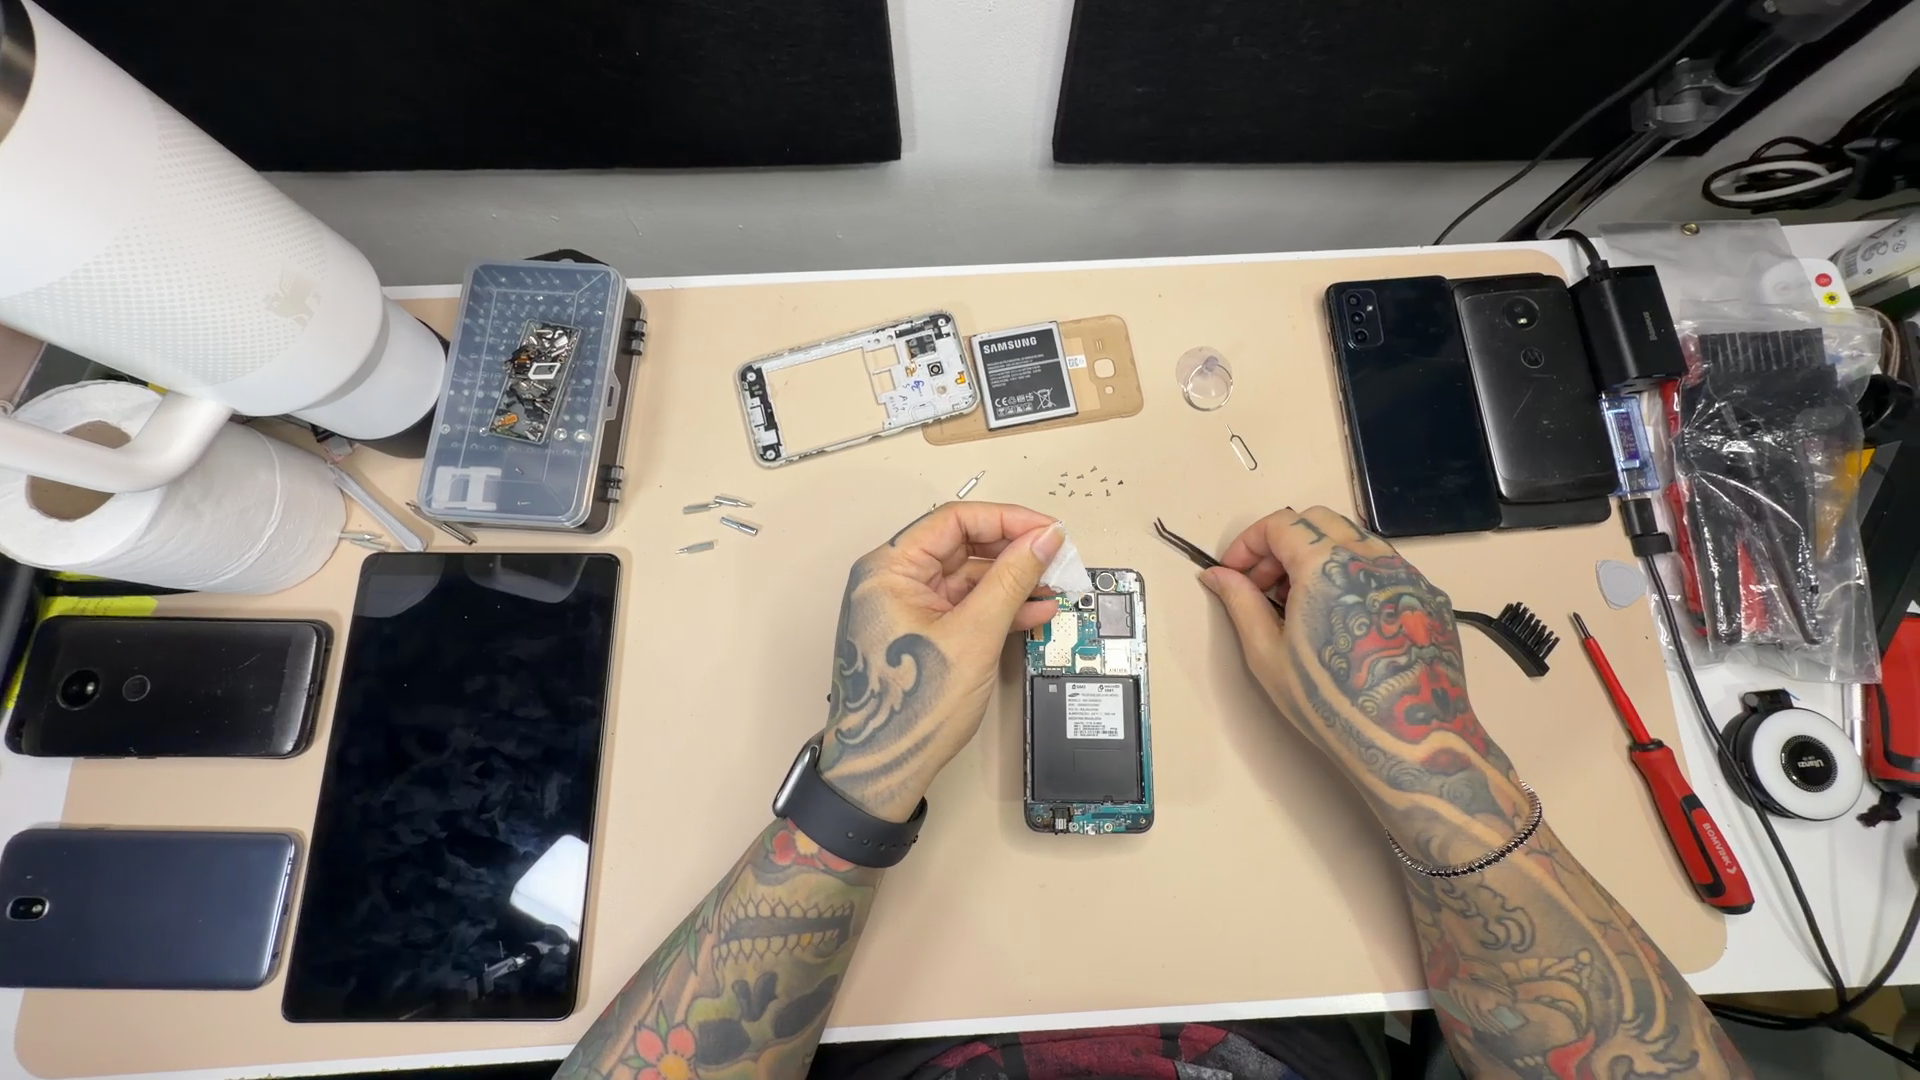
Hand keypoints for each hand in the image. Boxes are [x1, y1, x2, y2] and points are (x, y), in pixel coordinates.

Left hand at [816, 502, 1064, 821]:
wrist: (884, 769)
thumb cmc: (909, 711)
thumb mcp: (973, 636)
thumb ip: (1011, 581)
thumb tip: (1042, 540)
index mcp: (889, 569)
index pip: (954, 521)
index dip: (1006, 519)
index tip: (1046, 530)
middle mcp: (894, 581)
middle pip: (962, 545)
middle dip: (1013, 551)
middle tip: (1055, 557)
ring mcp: (908, 606)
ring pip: (969, 576)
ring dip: (1012, 580)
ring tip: (1053, 586)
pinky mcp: (923, 631)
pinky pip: (966, 604)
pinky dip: (1000, 606)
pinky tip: (1035, 611)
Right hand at [1198, 507, 1523, 835]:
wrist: (1409, 743)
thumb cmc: (1333, 703)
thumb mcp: (1268, 654)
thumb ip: (1240, 602)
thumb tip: (1218, 576)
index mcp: (1327, 568)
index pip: (1280, 525)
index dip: (1248, 543)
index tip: (1234, 572)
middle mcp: (1371, 560)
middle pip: (1316, 521)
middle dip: (1279, 544)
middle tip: (1261, 585)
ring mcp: (1405, 576)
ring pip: (1350, 538)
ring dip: (1314, 555)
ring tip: (1297, 601)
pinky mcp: (1426, 596)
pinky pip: (1379, 564)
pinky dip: (1348, 571)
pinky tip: (1336, 614)